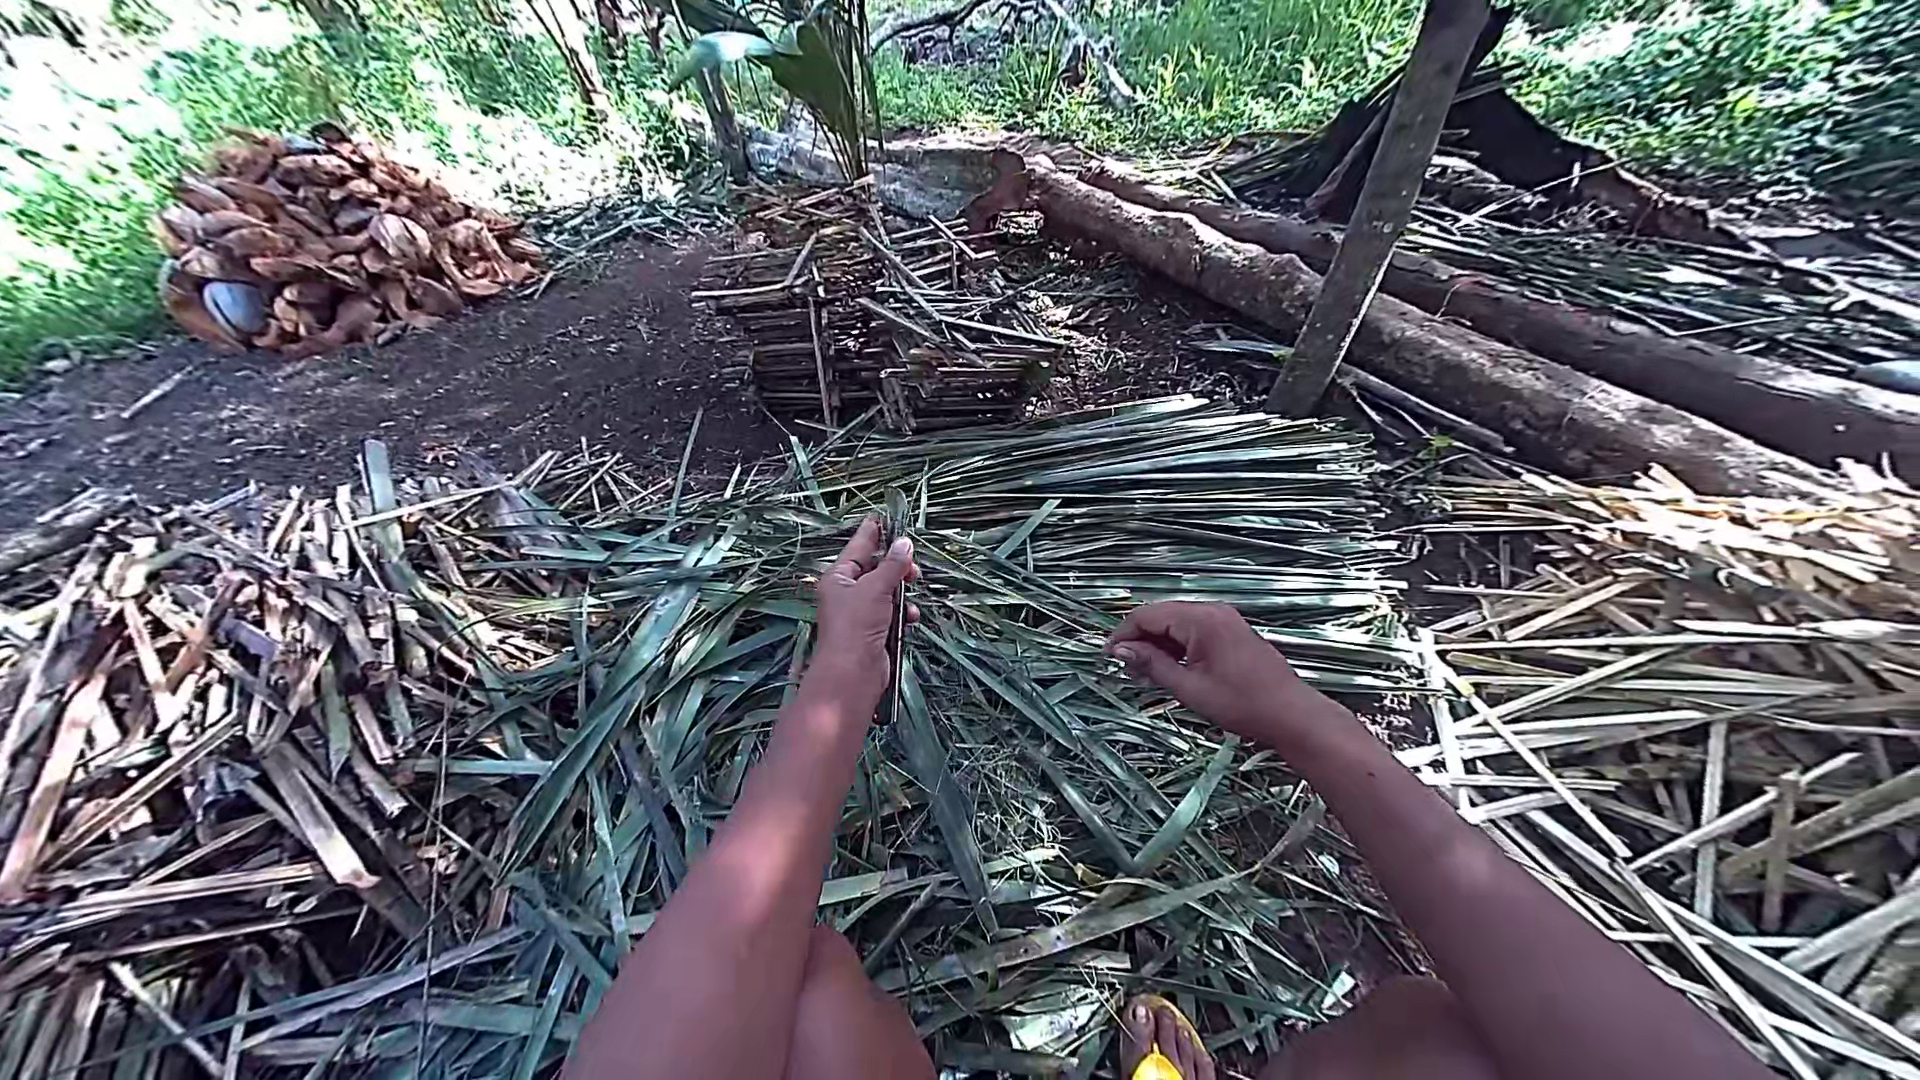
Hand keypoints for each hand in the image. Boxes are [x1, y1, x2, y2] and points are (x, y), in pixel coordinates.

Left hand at [806, 517, 918, 707]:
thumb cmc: (857, 625)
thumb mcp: (876, 588)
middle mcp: (848, 592)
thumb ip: (893, 565)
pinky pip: (893, 612)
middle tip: (911, 564)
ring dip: (901, 590)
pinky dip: (902, 612)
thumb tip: (905, 544)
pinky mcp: (874, 629)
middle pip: (875, 568)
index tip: (883, 517)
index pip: (858, 547)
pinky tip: (909, 616)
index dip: (872, 532)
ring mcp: (861, 612)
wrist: (853, 673)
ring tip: (912, 588)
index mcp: (839, 577)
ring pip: (887, 590)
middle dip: (895, 565)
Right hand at [1107, 602, 1325, 745]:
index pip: (1147, 615)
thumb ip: (1152, 664)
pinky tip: (1168, 667)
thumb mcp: (1189, 687)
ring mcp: (1223, 619)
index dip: (1124, 634)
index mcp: (1202, 620)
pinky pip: (1191, 629)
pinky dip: (1175, 645)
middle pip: (1160, 615)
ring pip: (1174, 622)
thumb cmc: (1243, 705)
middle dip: (1139, 639)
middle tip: (1125, 667)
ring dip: (1156, 643)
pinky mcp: (1229, 630)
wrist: (1293, 716)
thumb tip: (1121, 650)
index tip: (1109, 655)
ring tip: (1145, 672)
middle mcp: (1212, 611)